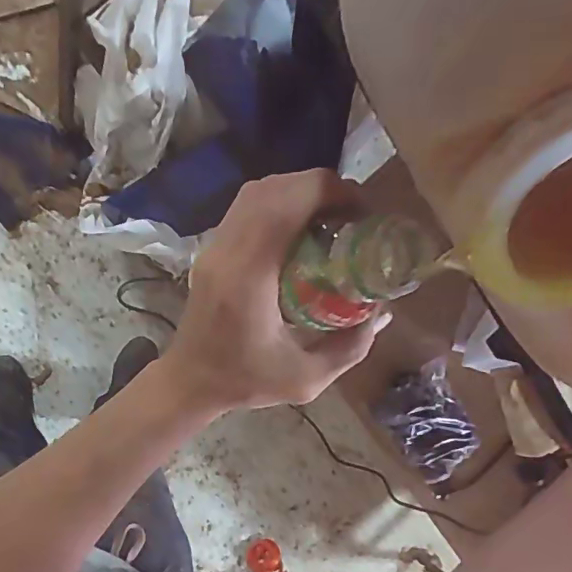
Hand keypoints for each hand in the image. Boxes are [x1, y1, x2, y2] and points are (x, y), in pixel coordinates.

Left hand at [162, 171, 389, 411]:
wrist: (189, 382)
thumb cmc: (243, 382)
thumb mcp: (305, 379)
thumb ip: (349, 347)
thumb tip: (382, 313)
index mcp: (248, 275)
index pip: (288, 203)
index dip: (331, 192)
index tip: (362, 212)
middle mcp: (227, 250)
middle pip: (274, 188)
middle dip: (319, 188)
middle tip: (351, 215)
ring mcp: (214, 246)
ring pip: (256, 192)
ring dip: (297, 192)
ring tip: (329, 219)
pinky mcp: (211, 250)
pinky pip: (246, 208)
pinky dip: (278, 205)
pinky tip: (301, 232)